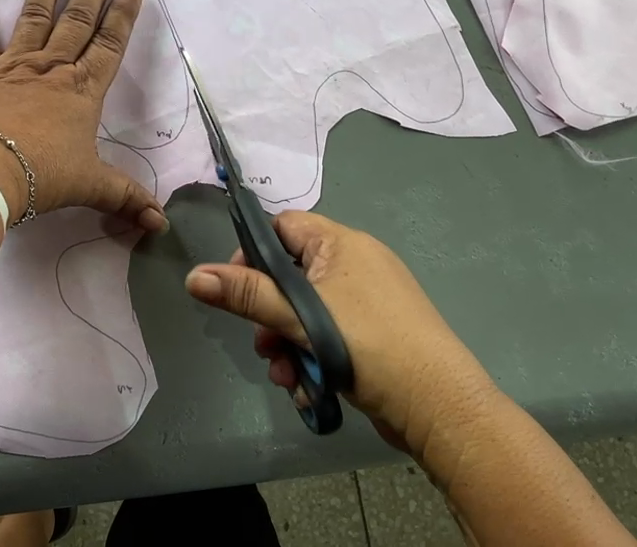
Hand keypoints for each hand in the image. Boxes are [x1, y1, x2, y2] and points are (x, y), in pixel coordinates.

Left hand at [0, 0, 166, 232]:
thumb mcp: (91, 186)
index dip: (124, 13)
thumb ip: (125, 199)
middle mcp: (52, 68)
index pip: (110, 43)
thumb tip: (162, 224)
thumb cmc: (41, 176)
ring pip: (36, 15)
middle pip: (78, 18)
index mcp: (83, 90)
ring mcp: (16, 65)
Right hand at [183, 211, 498, 454]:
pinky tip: (308, 386)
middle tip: (262, 345)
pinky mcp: (375, 334)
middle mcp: (355, 264)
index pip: (282, 227)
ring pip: (306, 311)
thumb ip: (246, 295)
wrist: (443, 409)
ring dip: (286, 342)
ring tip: (286, 375)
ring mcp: (368, 300)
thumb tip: (193, 276)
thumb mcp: (301, 317)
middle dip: (268, 313)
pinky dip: (312, 355)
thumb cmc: (371, 347)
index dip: (252, 253)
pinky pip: (328, 333)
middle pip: (289, 275)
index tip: (235, 288)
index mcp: (341, 244)